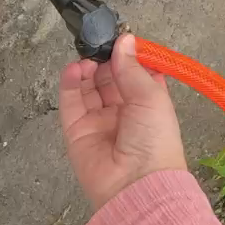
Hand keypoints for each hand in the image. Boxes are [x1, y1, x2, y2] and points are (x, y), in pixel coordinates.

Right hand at [58, 33, 186, 210]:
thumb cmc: (154, 143)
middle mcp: (122, 113)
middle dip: (103, 60)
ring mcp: (98, 122)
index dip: (126, 55)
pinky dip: (70, 85)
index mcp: (147, 104)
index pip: (134, 72)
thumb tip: (124, 41)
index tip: (120, 39)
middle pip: (108, 78)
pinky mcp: (77, 132)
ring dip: (86, 70)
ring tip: (86, 58)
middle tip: (98, 45)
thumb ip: (132, 68)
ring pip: (88, 89)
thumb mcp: (151, 97)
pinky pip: (70, 104)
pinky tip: (74, 70)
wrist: (134, 185)